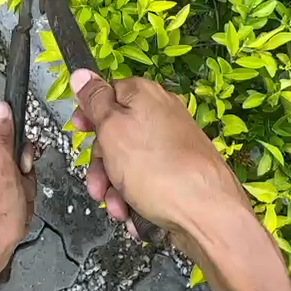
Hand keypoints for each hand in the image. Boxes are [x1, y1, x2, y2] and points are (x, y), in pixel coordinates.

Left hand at [0, 101, 34, 277]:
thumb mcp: (7, 174)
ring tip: (15, 207)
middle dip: (23, 177)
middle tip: (18, 193)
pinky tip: (12, 214)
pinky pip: (9, 190)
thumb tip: (0, 107)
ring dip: (22, 192)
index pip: (13, 136)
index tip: (21, 171)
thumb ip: (4, 139)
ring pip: (15, 175)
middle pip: (14, 156)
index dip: (23, 157)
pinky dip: (16, 202)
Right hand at [70, 69, 247, 241]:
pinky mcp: (181, 172)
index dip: (89, 113)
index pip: (106, 93)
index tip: (80, 130)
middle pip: (115, 132)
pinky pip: (148, 180)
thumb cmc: (159, 170)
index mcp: (144, 94)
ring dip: (116, 187)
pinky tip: (135, 214)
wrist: (210, 216)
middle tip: (99, 182)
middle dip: (102, 163)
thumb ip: (94, 100)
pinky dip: (137, 198)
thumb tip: (82, 74)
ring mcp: (173, 144)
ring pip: (129, 161)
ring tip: (119, 207)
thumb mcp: (112, 129)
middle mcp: (161, 114)